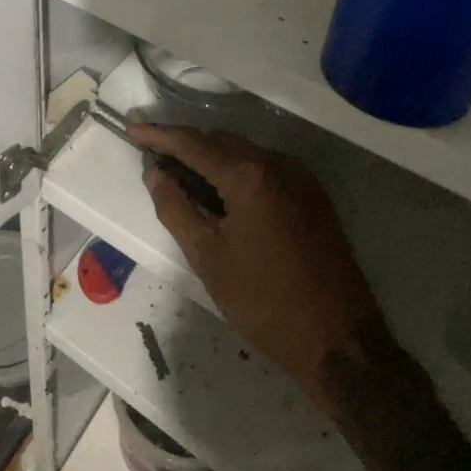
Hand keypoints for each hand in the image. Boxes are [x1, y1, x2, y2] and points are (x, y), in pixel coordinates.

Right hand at [129, 123, 382, 401]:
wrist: (340, 342)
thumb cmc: (265, 301)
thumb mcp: (207, 257)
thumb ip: (175, 208)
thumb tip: (155, 174)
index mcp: (249, 176)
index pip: (193, 143)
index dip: (158, 135)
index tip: (131, 129)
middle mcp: (277, 164)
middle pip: (220, 141)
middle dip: (184, 143)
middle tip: (151, 153)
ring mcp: (301, 179)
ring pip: (244, 153)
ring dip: (210, 156)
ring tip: (179, 171)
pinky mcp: (313, 197)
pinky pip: (265, 168)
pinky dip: (236, 169)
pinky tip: (219, 189)